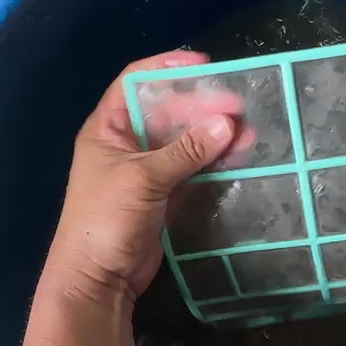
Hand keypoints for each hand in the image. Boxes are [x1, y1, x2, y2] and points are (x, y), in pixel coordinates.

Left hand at [45, 51, 240, 306]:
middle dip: (203, 106)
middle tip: (239, 106)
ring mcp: (147, 169)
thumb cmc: (105, 220)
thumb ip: (186, 151)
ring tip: (248, 133)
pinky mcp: (164, 194)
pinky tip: (238, 157)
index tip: (206, 65)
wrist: (97, 279)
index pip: (136, 82)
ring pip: (185, 140)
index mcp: (108, 128)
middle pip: (168, 111)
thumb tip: (228, 124)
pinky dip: (214, 161)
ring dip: (214, 135)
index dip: (168, 67)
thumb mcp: (144, 179)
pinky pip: (193, 168)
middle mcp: (127, 142)